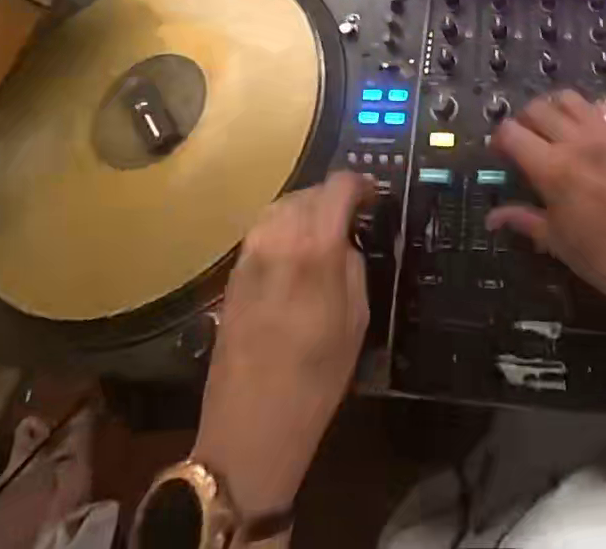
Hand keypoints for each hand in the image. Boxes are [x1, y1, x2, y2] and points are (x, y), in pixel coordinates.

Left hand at [194, 171, 375, 516]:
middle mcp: (278, 237)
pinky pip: (263, 229)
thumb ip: (353, 266)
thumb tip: (347, 240)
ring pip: (281, 206)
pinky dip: (283, 227)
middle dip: (331, 198)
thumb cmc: (317, 377)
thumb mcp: (356, 320)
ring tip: (323, 232)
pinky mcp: (234, 268)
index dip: (359, 185)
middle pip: (307, 192)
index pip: (337, 187)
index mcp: (314, 247)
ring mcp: (250, 251)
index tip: (372, 195)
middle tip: (350, 218)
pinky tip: (294, 252)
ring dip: (305, 209)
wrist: (252, 420)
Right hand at [487, 90, 605, 345]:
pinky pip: (602, 108)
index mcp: (554, 170)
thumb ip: (523, 218)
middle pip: (536, 109)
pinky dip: (587, 116)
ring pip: (568, 98)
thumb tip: (492, 218)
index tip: (502, 156)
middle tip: (527, 145)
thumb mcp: (558, 242)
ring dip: (553, 110)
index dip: (499, 141)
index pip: (510, 132)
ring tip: (555, 132)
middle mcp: (578, 143)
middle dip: (523, 123)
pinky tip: (588, 139)